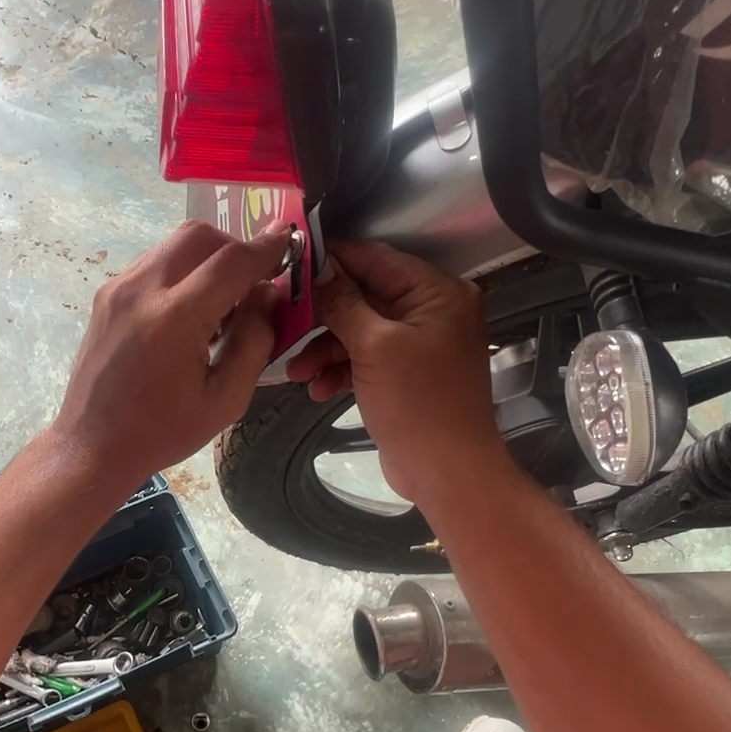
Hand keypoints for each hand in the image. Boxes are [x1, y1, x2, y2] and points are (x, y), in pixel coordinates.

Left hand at [49, 220, 292, 485]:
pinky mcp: (106, 297)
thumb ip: (254, 341)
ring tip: (217, 308)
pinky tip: (186, 317)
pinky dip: (181, 274)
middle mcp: (141, 290)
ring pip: (174, 245)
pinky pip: (153, 265)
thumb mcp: (225, 400)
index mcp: (174, 318)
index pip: (232, 260)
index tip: (290, 243)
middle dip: (234, 249)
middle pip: (200, 235)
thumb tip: (267, 296)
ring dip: (206, 261)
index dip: (267, 247)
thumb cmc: (162, 432)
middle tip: (249, 285)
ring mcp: (117, 289)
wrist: (93, 446)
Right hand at [287, 241, 502, 502]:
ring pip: (358, 333)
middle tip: (284, 326)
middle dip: (323, 318)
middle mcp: (430, 312)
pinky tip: (319, 389)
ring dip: (325, 351)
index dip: (332, 261)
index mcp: (437, 293)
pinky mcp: (403, 375)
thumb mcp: (375, 347)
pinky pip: (365, 360)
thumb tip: (317, 269)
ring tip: (298, 374)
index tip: (290, 265)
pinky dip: (340, 371)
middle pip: (363, 298)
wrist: (446, 471)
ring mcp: (417, 345)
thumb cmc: (419, 404)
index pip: (376, 259)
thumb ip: (344, 304)